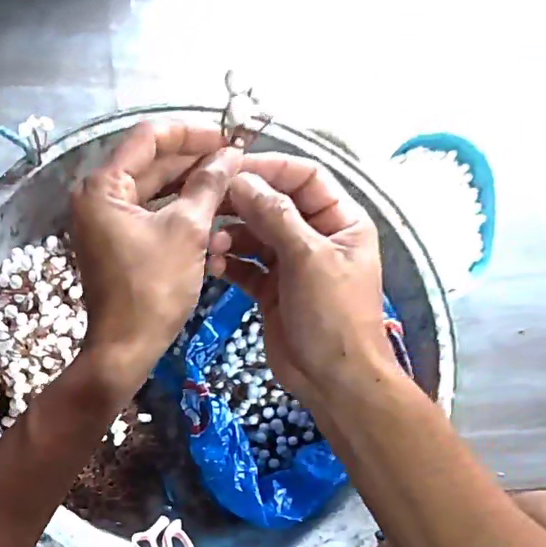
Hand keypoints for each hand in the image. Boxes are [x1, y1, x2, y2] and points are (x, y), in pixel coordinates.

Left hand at [69, 120, 240, 385]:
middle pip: (152, 165)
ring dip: (193, 197)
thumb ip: (208, 184)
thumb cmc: (153, 289)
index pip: (150, 137)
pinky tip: (214, 232)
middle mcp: (96, 200)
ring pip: (155, 195)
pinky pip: (150, 221)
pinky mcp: (115, 246)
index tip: (228, 139)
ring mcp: (104, 224)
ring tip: (233, 199)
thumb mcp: (187, 230)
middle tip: (237, 166)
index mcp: (102, 187)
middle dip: (196, 166)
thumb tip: (229, 154)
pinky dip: (179, 222)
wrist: (125, 348)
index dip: (192, 133)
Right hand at [212, 155, 389, 404]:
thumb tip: (242, 181)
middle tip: (206, 205)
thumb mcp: (309, 259)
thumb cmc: (332, 315)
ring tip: (209, 246)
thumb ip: (276, 216)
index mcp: (340, 220)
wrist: (332, 377)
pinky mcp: (270, 290)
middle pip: (274, 205)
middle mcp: (315, 236)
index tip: (229, 169)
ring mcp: (291, 265)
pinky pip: (245, 267)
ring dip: (230, 237)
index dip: (269, 169)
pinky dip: (228, 264)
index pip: (304, 178)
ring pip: (255, 236)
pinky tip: (212, 266)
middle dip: (241, 204)